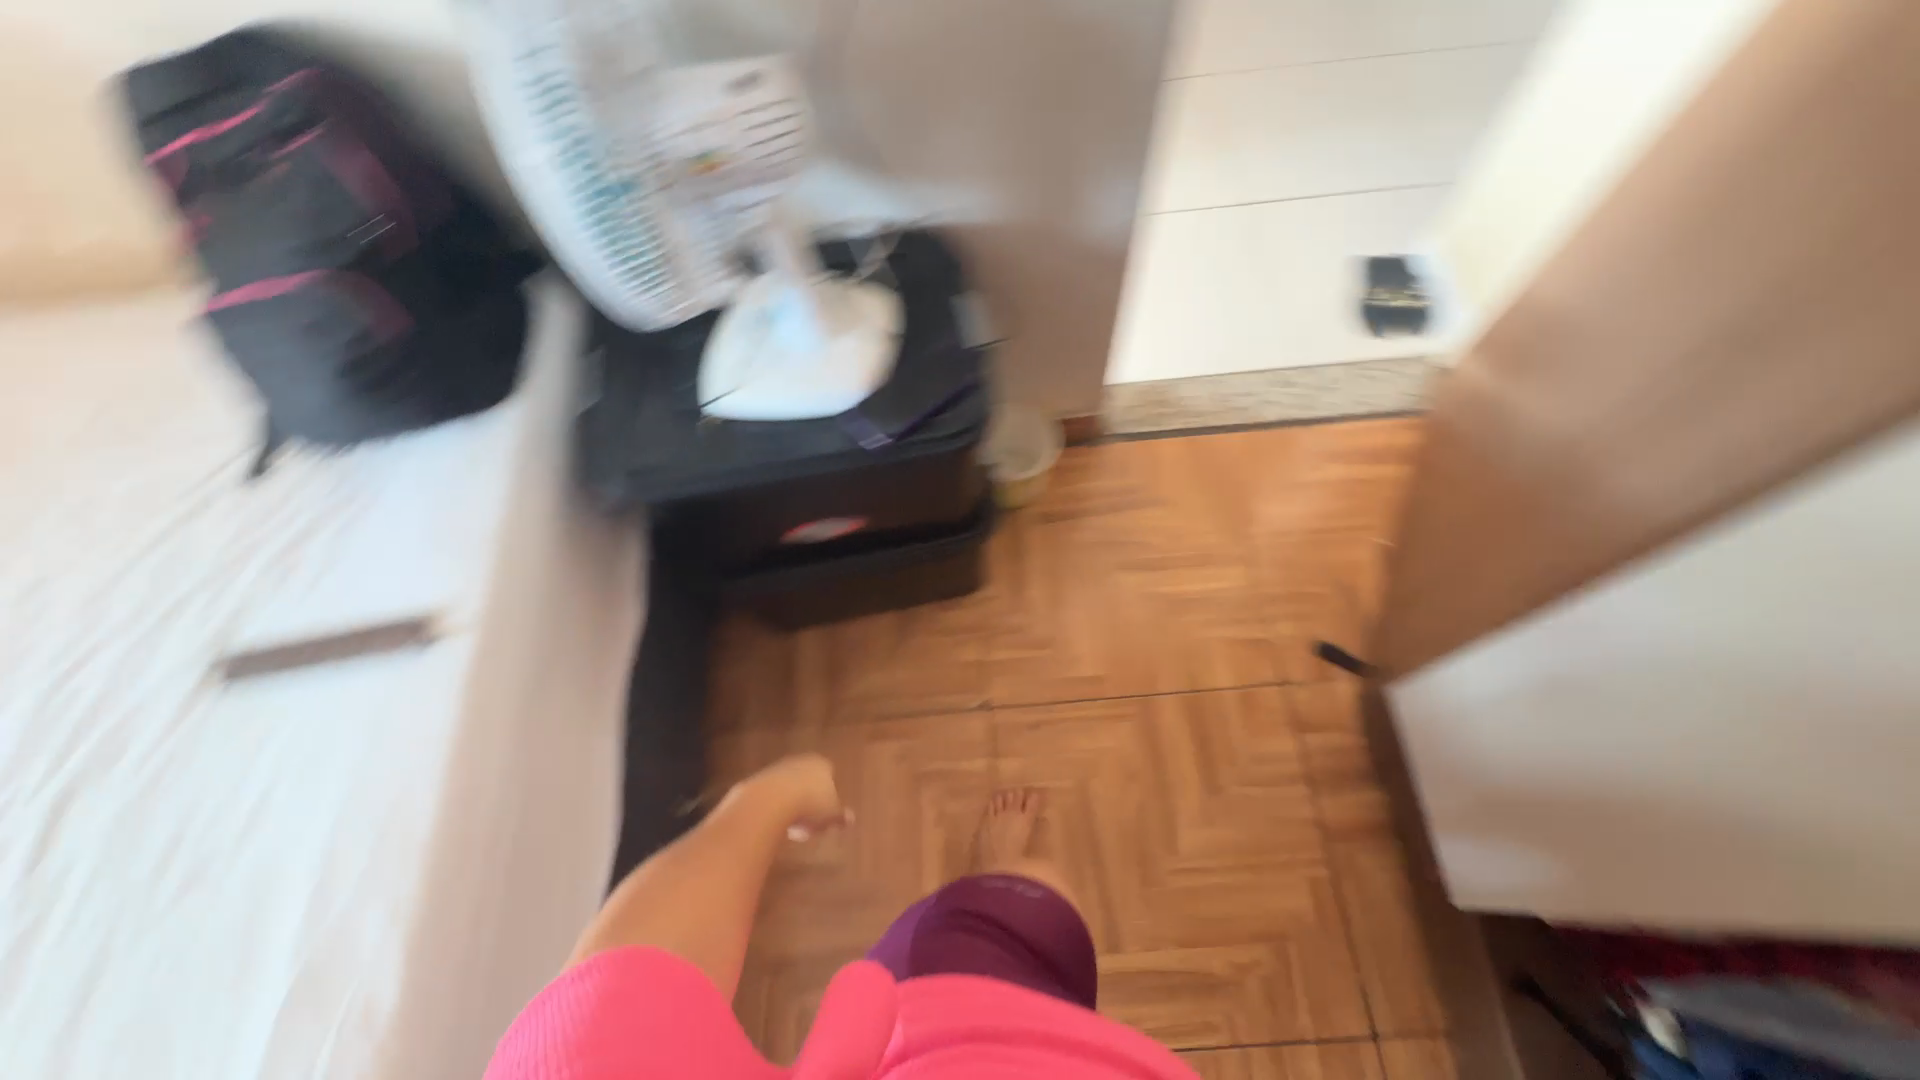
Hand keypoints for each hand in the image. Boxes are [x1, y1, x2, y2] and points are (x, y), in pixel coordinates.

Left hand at [744, 753, 850, 840]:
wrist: (769, 802)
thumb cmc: (809, 806)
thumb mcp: (831, 816)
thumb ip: (841, 816)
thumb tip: (851, 819)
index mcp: (821, 765)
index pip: (829, 774)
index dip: (829, 793)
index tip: (827, 811)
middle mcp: (800, 762)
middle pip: (807, 779)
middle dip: (809, 798)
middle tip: (810, 822)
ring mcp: (777, 769)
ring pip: (789, 787)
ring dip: (791, 804)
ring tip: (791, 827)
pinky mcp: (758, 780)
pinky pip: (771, 796)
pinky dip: (774, 808)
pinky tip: (774, 824)